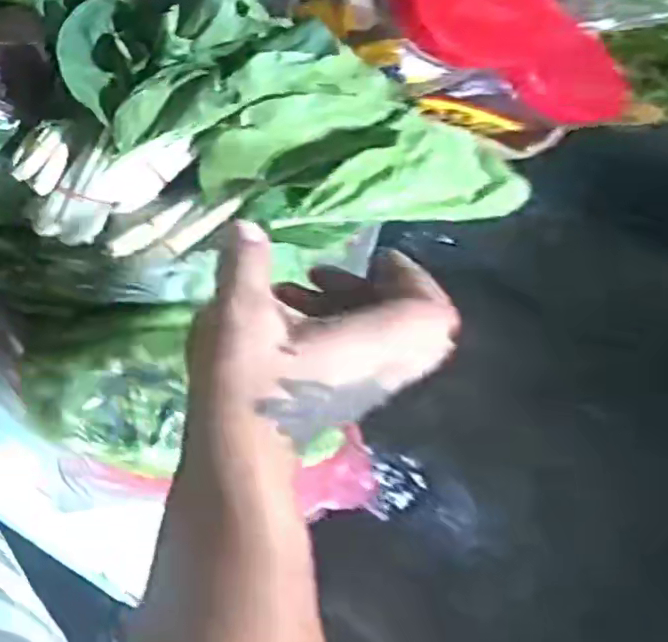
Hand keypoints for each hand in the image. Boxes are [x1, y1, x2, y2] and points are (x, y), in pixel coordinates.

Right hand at [188, 222, 459, 452]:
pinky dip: (335, 328)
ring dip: (347, 308)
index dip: (408, 276)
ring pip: (385, 340)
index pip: (430, 310)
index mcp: (374, 343)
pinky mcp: (342, 396)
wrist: (237, 440)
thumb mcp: (240, 308)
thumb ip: (246, 263)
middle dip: (372, 290)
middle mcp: (384, 367)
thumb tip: (247, 226)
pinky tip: (283, 321)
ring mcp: (365, 386)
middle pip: (413, 325)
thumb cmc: (246, 373)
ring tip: (293, 292)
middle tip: (324, 274)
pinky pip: (362, 353)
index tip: (367, 256)